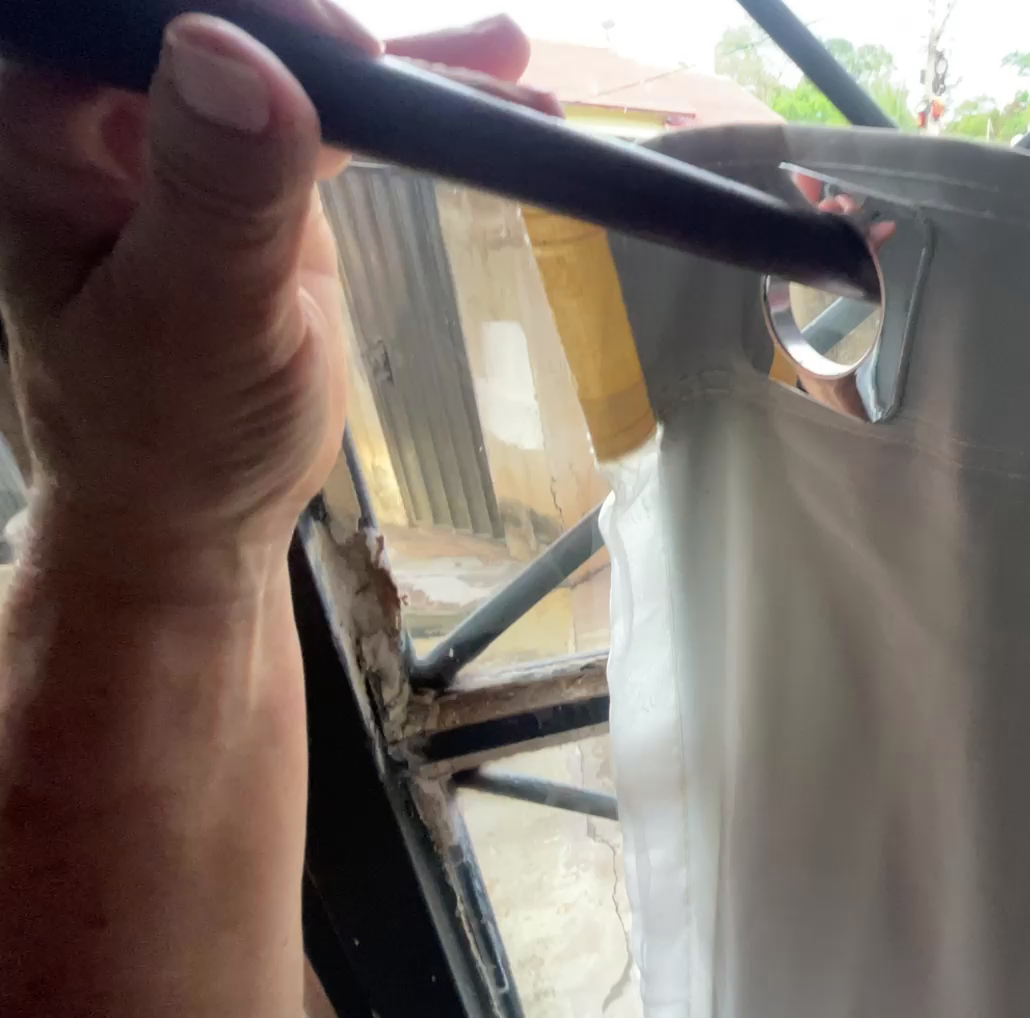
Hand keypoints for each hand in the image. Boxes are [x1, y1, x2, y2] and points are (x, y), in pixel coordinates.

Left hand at [0, 5, 555, 598]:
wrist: (198, 491)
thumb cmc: (171, 424)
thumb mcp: (198, 314)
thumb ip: (219, 193)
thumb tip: (237, 54)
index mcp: (52, 124)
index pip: (143, 14)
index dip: (260, 13)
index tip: (362, 57)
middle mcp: (119, 113)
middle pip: (247, 33)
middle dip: (358, 41)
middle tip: (484, 54)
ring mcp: (205, 149)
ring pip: (310, 79)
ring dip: (415, 76)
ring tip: (512, 68)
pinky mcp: (273, 193)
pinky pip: (347, 136)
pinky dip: (418, 127)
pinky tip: (480, 109)